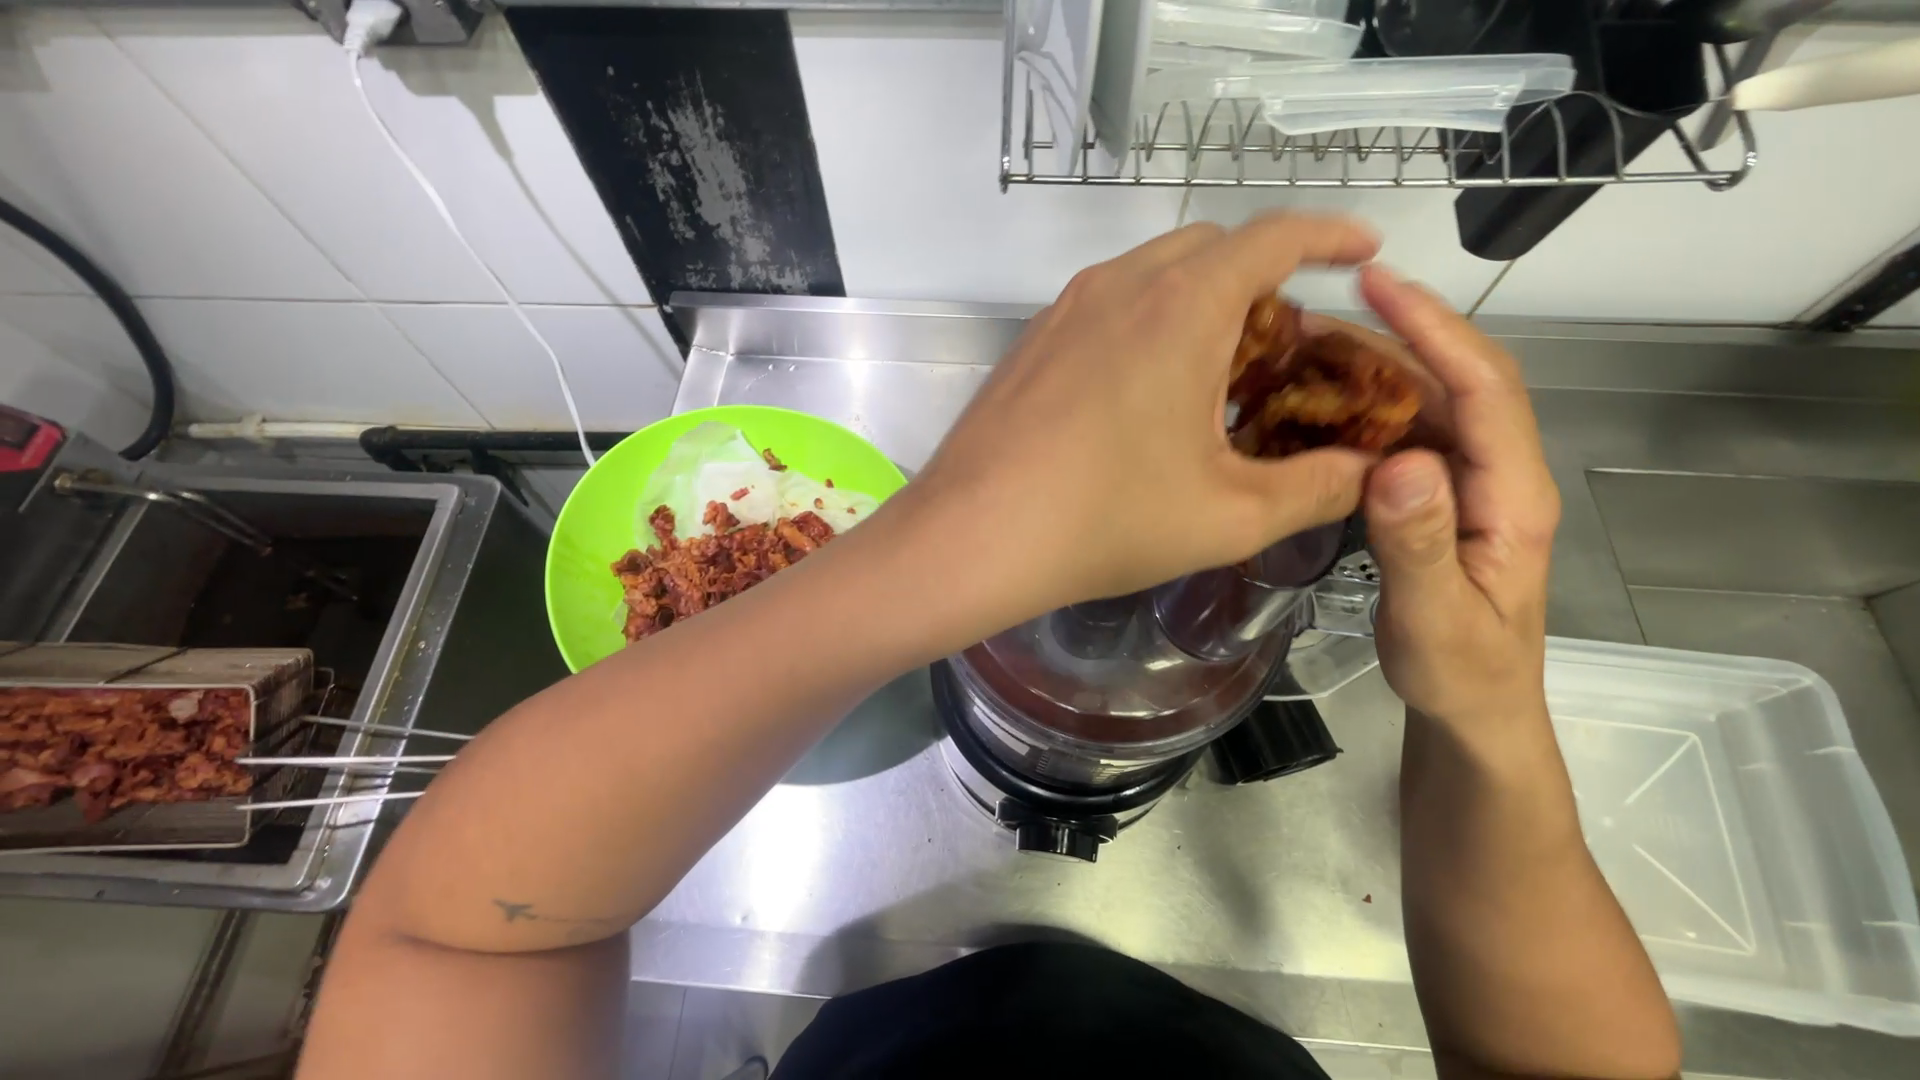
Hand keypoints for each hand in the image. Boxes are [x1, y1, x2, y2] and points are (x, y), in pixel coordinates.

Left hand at [905, 214, 1381, 620]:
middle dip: (1263, 274)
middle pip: (1211, 247)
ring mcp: (1065, 307)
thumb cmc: (1106, 521)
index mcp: (1182, 305)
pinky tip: (1146, 389)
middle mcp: (1121, 284)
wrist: (973, 536)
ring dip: (1200, 296)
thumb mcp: (1230, 516)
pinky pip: (1108, 302)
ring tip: (1218, 366)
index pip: (1275, 236)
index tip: (1363, 253)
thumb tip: (1370, 474)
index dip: (1331, 236)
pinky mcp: (1032, 339)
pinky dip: (1148, 318)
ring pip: (1152, 271)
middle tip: (1286, 341)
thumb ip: (1318, 488)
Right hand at [1356, 265, 1560, 725]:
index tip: (1379, 285)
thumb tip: (1398, 463)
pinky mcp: (1439, 497)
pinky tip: (1317, 406)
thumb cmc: (1461, 674)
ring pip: (1427, 403)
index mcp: (1512, 497)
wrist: (1473, 710)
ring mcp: (1469, 484)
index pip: (1484, 391)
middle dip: (1394, 336)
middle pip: (1455, 382)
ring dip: (1373, 367)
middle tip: (1315, 313)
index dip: (1435, 331)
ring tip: (1306, 348)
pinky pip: (1403, 435)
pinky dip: (1362, 410)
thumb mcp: (1436, 619)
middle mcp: (1497, 475)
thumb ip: (1418, 544)